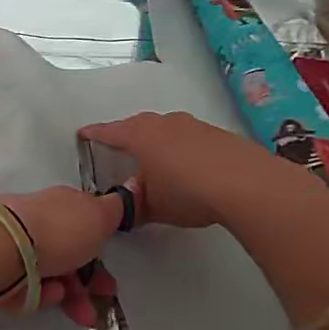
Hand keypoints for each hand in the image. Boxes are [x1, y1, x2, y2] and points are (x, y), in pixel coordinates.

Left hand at [0, 186, 123, 328]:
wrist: (4, 247)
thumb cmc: (60, 231)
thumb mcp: (100, 216)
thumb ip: (115, 209)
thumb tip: (127, 192)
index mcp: (64, 206)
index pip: (86, 228)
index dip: (102, 253)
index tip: (112, 277)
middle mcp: (41, 222)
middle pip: (69, 256)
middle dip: (88, 284)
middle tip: (100, 302)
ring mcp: (20, 245)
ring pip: (52, 276)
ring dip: (70, 295)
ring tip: (78, 312)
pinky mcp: (2, 268)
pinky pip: (30, 287)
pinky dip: (42, 293)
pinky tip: (46, 293)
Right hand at [79, 111, 305, 228]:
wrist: (244, 182)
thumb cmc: (187, 191)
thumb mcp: (154, 206)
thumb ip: (136, 206)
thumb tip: (129, 206)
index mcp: (141, 135)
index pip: (111, 132)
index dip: (96, 134)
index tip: (84, 134)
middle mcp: (165, 123)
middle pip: (139, 125)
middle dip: (128, 136)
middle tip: (120, 150)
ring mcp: (193, 125)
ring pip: (167, 130)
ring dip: (158, 142)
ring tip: (156, 162)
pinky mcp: (217, 134)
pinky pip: (189, 138)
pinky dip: (181, 149)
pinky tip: (188, 167)